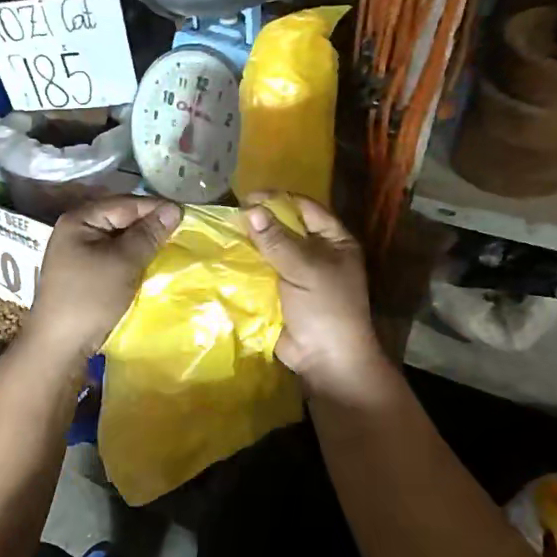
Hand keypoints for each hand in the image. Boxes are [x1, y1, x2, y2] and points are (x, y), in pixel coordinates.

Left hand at [21, 195, 180, 362]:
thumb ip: (149, 234)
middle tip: (182, 232)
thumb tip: (174, 208)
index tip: (186, 215)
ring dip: (143, 244)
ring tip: (171, 247)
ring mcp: (78, 253)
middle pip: (120, 219)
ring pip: (119, 239)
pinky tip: (150, 265)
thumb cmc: (90, 298)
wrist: (60, 345)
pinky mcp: (84, 274)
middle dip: (150, 225)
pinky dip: (133, 259)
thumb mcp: (124, 262)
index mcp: (79, 220)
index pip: (125, 204)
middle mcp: (76, 231)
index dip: (155, 208)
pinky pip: (114, 257)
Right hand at [242, 192, 386, 387]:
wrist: (326, 359)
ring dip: (250, 243)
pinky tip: (224, 257)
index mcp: (335, 240)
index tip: (247, 198)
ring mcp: (297, 274)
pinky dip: (245, 265)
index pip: (305, 208)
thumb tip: (251, 211)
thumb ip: (278, 240)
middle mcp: (317, 252)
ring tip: (221, 232)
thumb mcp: (305, 269)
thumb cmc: (326, 308)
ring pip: (270, 249)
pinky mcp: (279, 293)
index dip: (278, 200)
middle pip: (286, 227)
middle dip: (260, 221)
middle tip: (229, 216)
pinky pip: (260, 272)